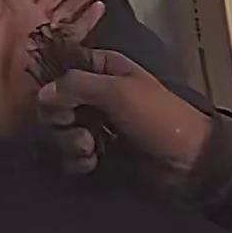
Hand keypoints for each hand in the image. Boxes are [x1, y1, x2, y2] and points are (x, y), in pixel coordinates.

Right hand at [37, 50, 209, 179]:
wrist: (190, 164)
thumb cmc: (157, 117)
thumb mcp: (118, 91)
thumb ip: (76, 85)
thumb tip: (41, 93)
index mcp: (102, 68)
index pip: (62, 67)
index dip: (52, 83)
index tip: (55, 100)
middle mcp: (94, 93)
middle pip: (54, 101)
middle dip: (59, 117)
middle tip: (72, 125)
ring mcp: (95, 123)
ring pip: (60, 129)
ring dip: (68, 141)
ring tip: (90, 149)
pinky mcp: (97, 152)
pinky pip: (70, 154)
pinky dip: (76, 159)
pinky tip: (92, 163)